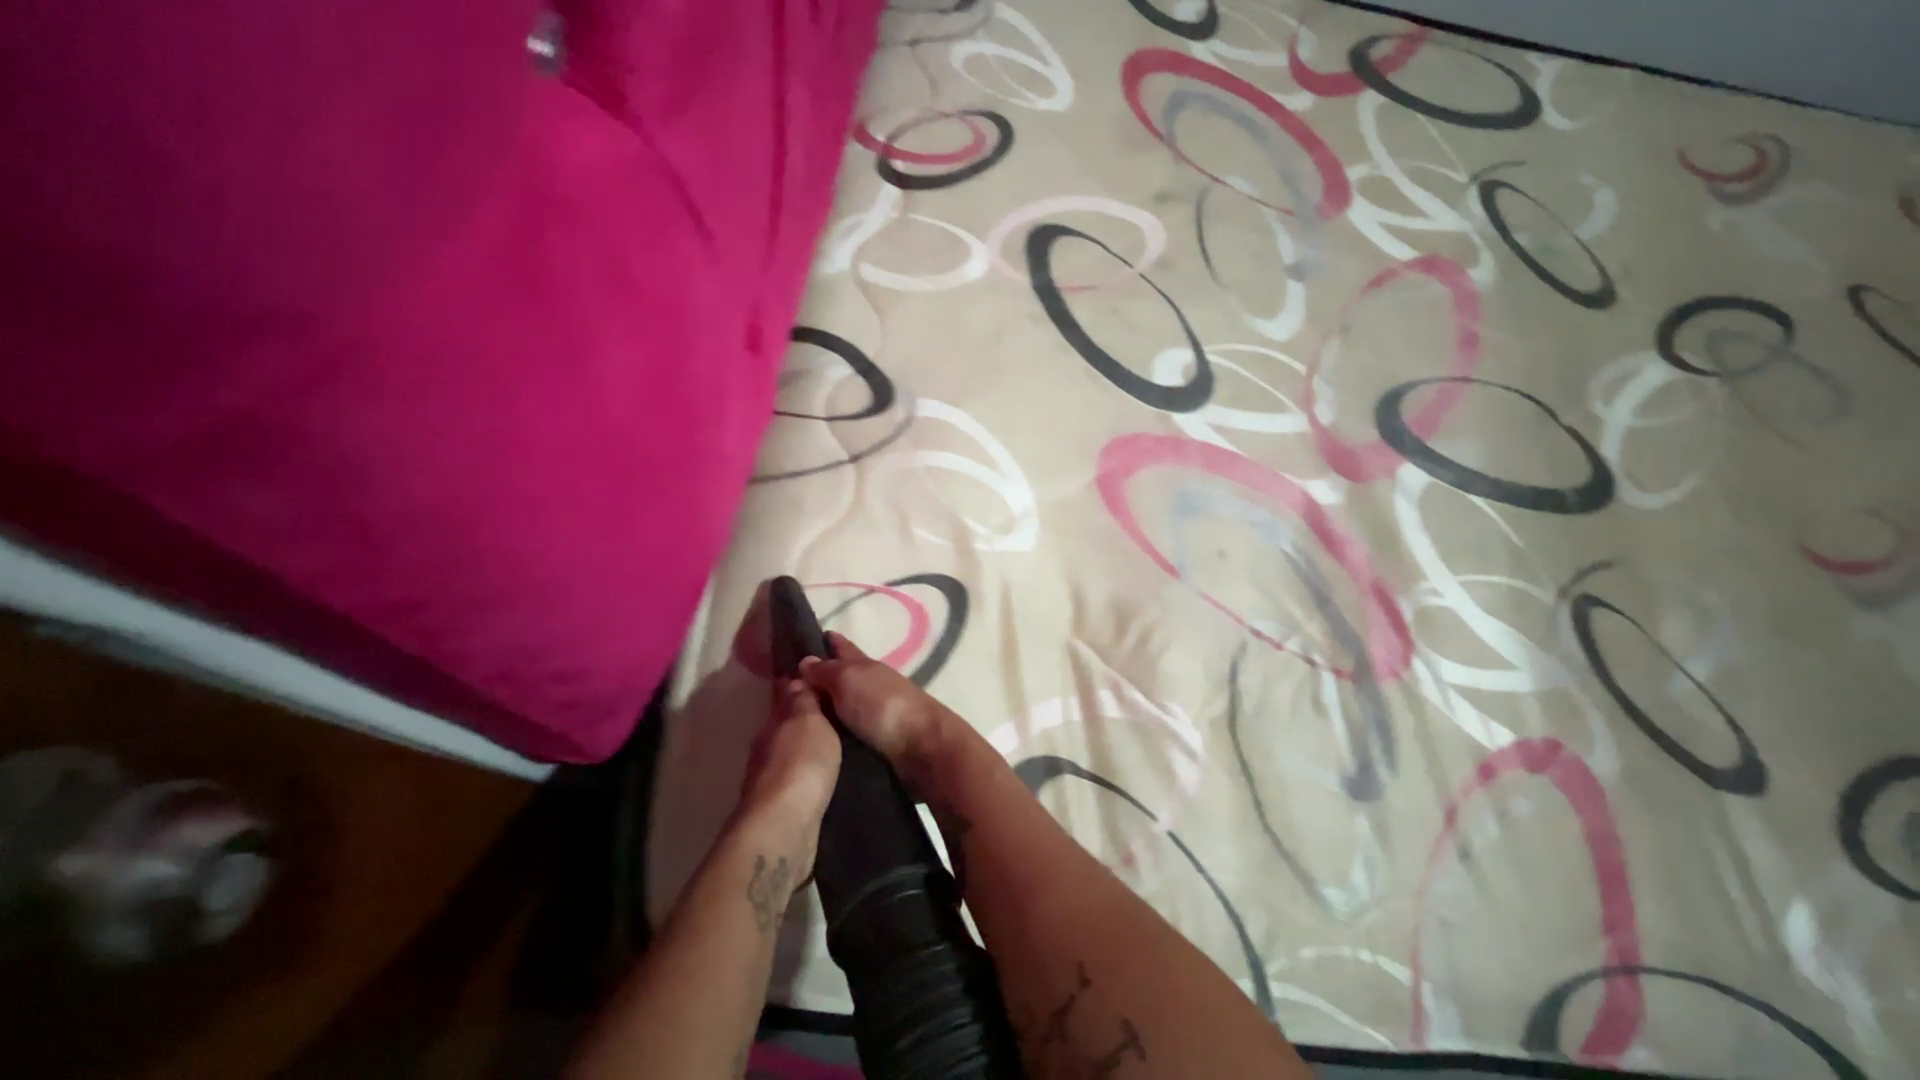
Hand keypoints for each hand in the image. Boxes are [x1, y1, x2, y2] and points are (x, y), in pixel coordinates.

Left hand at [733, 677, 841, 880]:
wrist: (784, 828)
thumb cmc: (800, 765)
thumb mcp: (808, 722)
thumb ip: (803, 700)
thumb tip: (794, 677)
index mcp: (772, 724)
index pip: (784, 695)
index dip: (798, 683)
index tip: (819, 674)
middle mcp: (767, 750)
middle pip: (786, 727)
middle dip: (806, 719)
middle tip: (839, 713)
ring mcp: (771, 782)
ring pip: (791, 756)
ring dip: (809, 751)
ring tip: (840, 747)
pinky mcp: (782, 809)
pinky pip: (799, 783)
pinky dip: (811, 778)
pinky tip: (828, 779)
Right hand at [799, 632, 962, 800]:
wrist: (922, 747)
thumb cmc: (882, 706)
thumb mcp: (848, 680)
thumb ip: (826, 671)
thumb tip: (806, 660)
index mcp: (866, 665)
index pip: (844, 647)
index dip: (830, 641)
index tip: (811, 637)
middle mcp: (873, 684)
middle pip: (845, 675)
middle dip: (824, 676)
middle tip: (791, 683)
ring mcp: (878, 713)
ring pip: (848, 702)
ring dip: (830, 704)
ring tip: (802, 713)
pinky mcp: (881, 740)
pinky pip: (853, 728)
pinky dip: (839, 728)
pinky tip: (824, 735)